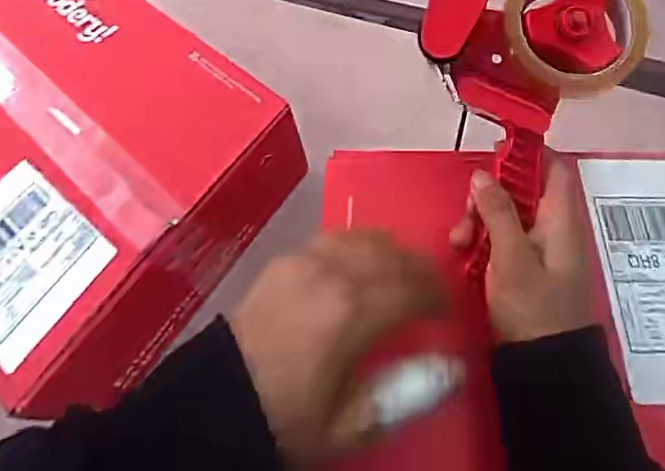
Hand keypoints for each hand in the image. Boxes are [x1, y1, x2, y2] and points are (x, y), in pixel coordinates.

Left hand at [228, 230, 445, 466]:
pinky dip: (361, 246)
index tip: (447, 311)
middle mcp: (337, 272)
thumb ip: (406, 395)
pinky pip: (338, 238)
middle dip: (421, 271)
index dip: (438, 296)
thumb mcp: (347, 425)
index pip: (415, 288)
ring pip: (369, 239)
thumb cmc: (285, 419)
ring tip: (401, 272)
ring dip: (394, 253)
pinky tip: (362, 262)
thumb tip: (453, 369)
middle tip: (431, 290)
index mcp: (354, 311)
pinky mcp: (288, 258)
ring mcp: (309, 258)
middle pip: (397, 256)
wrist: (211, 408)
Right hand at [449, 160, 594, 342]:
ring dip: (481, 220)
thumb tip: (483, 172)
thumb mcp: (511, 258)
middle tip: (467, 212)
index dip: (529, 152)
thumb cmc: (534, 310)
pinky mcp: (525, 268)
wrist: (546, 372)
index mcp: (560, 216)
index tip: (497, 152)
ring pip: (509, 214)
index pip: (553, 167)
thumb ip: (498, 212)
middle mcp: (553, 226)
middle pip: (523, 189)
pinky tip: (463, 255)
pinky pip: (504, 239)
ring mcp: (539, 248)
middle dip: (491, 194)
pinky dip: (484, 241)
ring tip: (459, 241)